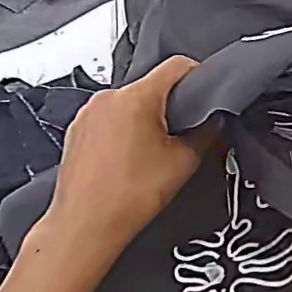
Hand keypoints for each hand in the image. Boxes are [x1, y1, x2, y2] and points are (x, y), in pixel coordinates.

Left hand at [39, 56, 207, 255]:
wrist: (86, 226)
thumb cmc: (127, 197)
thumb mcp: (183, 163)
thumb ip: (205, 134)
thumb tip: (214, 121)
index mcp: (136, 98)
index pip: (175, 65)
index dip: (198, 75)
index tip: (206, 91)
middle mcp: (107, 98)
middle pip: (152, 87)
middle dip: (171, 106)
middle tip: (183, 135)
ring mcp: (88, 113)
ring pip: (130, 104)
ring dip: (146, 120)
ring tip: (154, 154)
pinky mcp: (77, 130)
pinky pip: (109, 119)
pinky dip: (124, 132)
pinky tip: (131, 161)